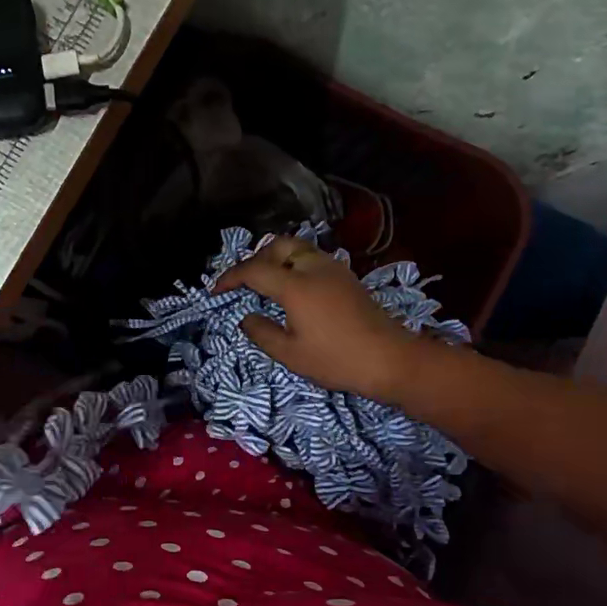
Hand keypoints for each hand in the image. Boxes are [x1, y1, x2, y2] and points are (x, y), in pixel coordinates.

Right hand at [212, 237, 423, 403]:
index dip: (230, 278)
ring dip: (276, 259)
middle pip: (277, 246)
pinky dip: (294, 264)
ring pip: (297, 248)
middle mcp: (313, 267)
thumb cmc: (336, 359)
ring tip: (266, 282)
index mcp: (295, 285)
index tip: (216, 291)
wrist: (390, 359)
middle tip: (243, 282)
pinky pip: (312, 258)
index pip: (254, 270)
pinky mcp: (346, 277)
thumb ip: (262, 333)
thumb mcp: (291, 354)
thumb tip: (247, 318)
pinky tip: (293, 288)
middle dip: (254, 259)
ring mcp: (334, 269)